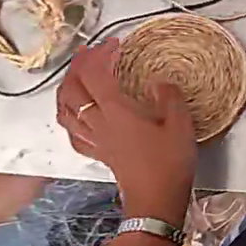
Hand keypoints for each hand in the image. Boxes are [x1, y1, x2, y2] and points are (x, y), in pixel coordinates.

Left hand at [56, 37, 195, 222]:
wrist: (156, 201)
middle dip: (79, 65)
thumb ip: (169, 96)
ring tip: (78, 75)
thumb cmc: (170, 162)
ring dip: (67, 86)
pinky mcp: (96, 152)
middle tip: (93, 51)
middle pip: (72, 88)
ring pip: (65, 107)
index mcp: (115, 111)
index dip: (101, 54)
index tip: (117, 44)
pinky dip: (70, 114)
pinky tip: (78, 112)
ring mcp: (93, 139)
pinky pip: (71, 130)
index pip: (96, 74)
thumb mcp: (180, 123)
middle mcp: (97, 122)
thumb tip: (158, 82)